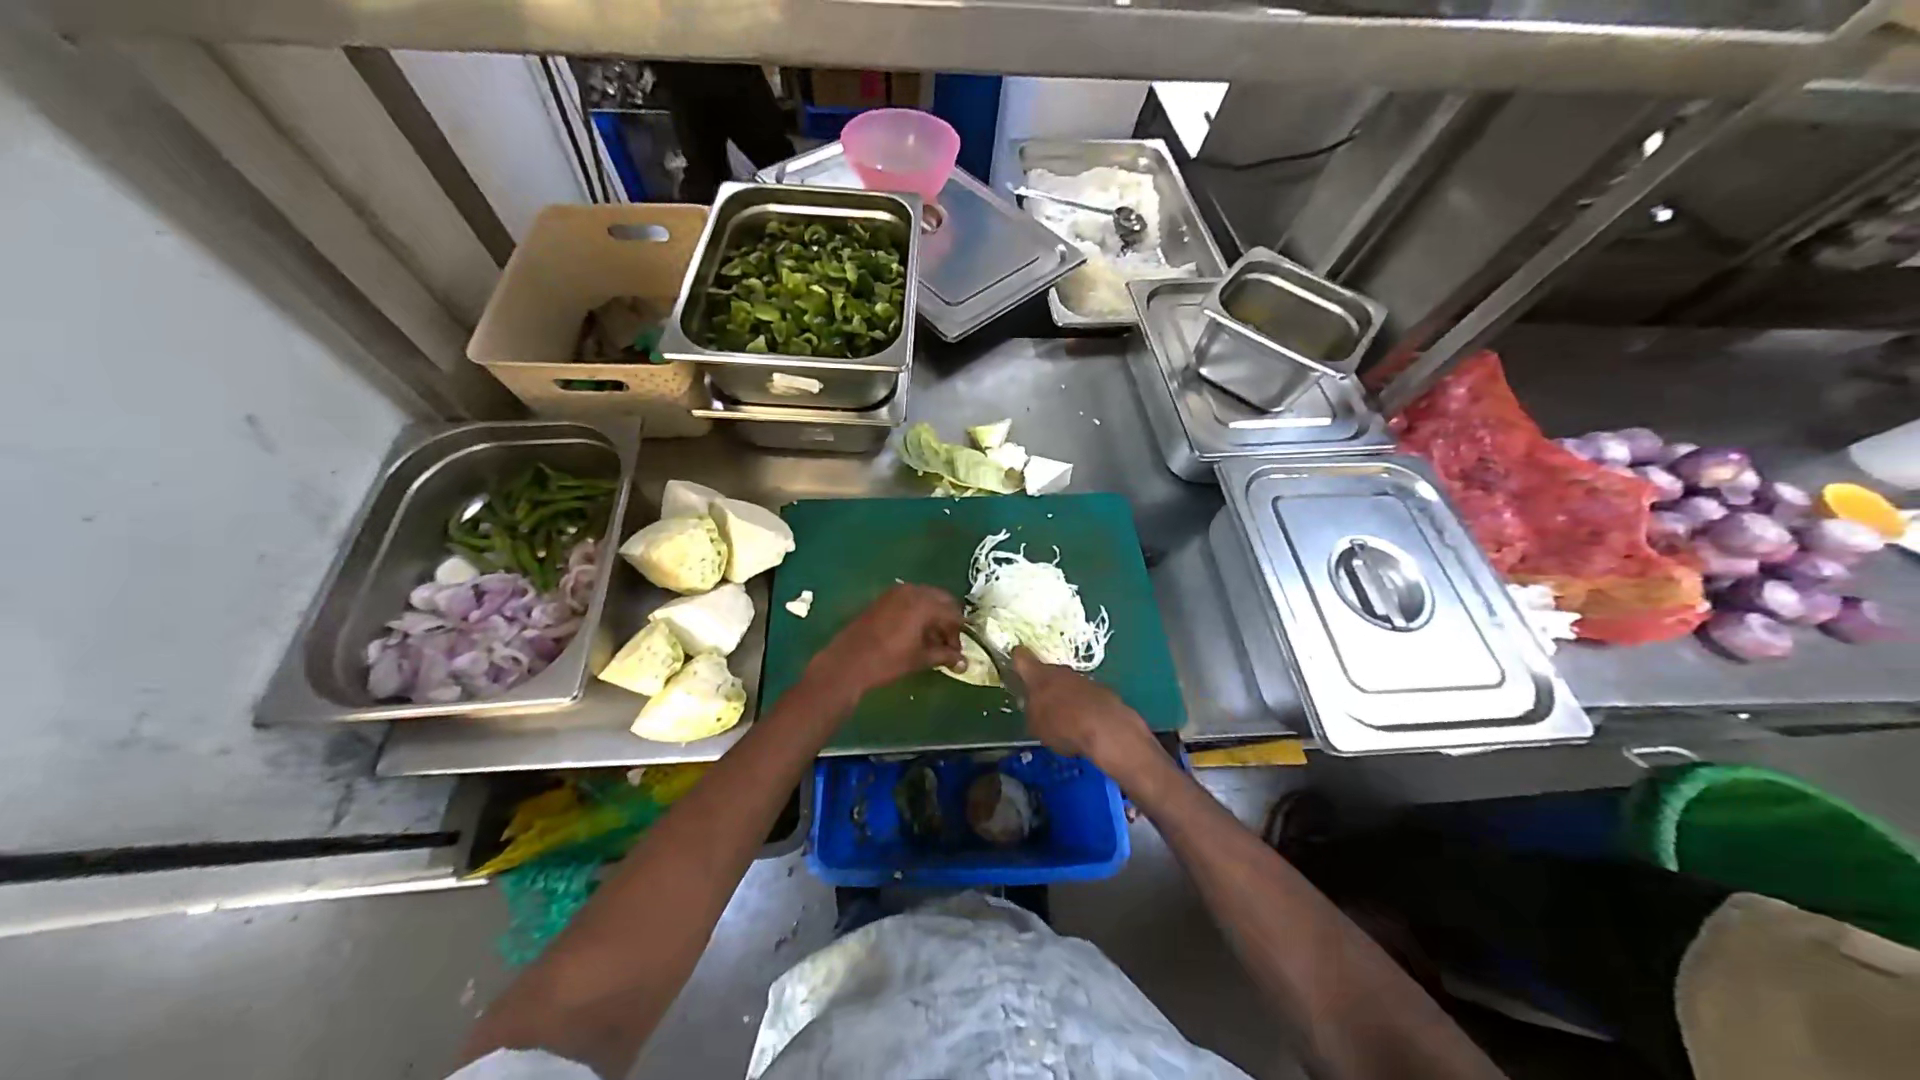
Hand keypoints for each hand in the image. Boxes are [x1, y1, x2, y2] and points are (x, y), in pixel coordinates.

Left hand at [809, 584, 963, 697]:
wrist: (848, 662)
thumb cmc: (888, 660)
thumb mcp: (920, 658)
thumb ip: (944, 655)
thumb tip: (964, 662)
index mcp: (925, 603)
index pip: (953, 614)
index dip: (958, 634)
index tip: (957, 652)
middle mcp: (912, 591)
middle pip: (941, 600)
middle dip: (947, 620)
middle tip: (948, 643)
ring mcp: (895, 593)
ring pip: (925, 598)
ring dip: (933, 615)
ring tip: (931, 640)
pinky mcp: (883, 599)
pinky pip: (909, 600)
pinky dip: (917, 612)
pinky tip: (915, 633)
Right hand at [1013, 648, 1162, 785]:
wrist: (1106, 729)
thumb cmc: (1061, 725)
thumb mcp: (1035, 725)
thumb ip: (1032, 711)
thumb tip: (1035, 707)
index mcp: (1038, 676)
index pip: (1022, 658)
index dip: (1017, 658)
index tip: (1014, 659)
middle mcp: (1061, 671)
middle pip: (1047, 672)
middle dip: (1043, 685)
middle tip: (1039, 702)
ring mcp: (1084, 679)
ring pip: (1068, 684)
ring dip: (1064, 696)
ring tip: (1063, 718)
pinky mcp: (1102, 691)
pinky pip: (1085, 696)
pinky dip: (1082, 706)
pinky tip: (1083, 724)